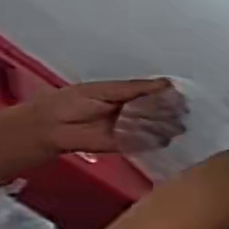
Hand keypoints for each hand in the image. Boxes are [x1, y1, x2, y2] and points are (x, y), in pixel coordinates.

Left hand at [17, 79, 176, 154]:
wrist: (50, 128)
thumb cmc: (70, 103)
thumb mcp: (102, 90)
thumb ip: (134, 88)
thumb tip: (169, 84)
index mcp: (134, 96)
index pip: (162, 95)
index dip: (172, 95)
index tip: (178, 96)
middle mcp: (142, 112)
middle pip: (169, 110)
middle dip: (172, 110)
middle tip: (169, 110)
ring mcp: (143, 129)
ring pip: (169, 125)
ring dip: (168, 123)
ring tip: (155, 122)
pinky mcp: (139, 144)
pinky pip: (159, 141)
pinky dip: (160, 137)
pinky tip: (152, 133)